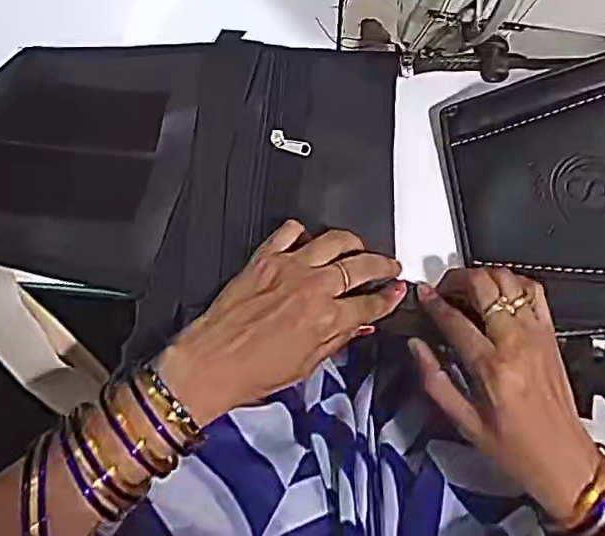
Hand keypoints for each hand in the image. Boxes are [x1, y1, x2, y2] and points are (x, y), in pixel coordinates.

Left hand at [157, 220, 405, 423]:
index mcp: (325, 321)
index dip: (388, 297)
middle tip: (389, 265)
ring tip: (358, 246)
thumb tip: (357, 326)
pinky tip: (309, 238)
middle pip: (361, 266)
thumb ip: (337, 341)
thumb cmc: (250, 374)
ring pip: (335, 240)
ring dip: (353, 241)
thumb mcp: (305, 368)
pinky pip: (292, 230)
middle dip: (383, 264)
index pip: (369, 303)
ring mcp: (290, 268)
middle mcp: (312, 289)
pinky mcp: (267, 257)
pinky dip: (304, 230)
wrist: (209, 364)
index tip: (395, 292)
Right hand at [409, 267, 600, 516]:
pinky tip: (501, 290)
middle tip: (444, 288)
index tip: (424, 296)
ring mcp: (536, 333)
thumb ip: (435, 381)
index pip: (454, 319)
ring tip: (469, 287)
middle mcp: (516, 343)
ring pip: (507, 279)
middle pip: (482, 285)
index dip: (433, 302)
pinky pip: (534, 289)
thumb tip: (417, 348)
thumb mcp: (466, 425)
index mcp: (492, 369)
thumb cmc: (520, 450)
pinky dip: (514, 281)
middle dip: (455, 279)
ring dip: (482, 275)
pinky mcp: (550, 332)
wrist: (564, 461)